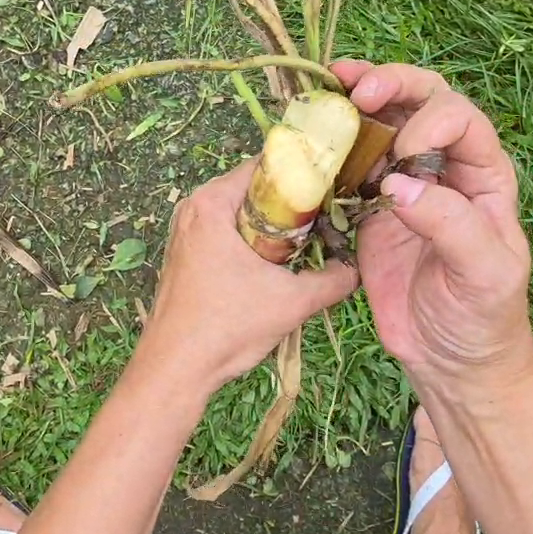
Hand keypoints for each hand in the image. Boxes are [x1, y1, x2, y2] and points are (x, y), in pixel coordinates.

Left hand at [134, 159, 358, 394]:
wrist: (175, 366)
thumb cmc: (228, 326)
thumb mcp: (291, 301)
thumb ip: (333, 280)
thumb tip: (356, 270)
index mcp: (211, 203)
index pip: (263, 167)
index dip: (300, 176)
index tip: (331, 191)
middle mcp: (192, 208)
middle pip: (251, 189)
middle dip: (287, 204)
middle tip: (322, 222)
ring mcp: (183, 230)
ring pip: (237, 213)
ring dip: (268, 226)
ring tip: (302, 246)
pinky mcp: (183, 253)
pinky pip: (222, 231)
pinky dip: (247, 240)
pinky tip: (271, 265)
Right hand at [332, 60, 532, 394]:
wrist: (446, 358)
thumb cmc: (480, 318)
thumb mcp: (484, 275)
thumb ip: (451, 224)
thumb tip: (396, 182)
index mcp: (485, 178)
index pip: (464, 121)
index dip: (432, 123)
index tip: (404, 154)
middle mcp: (444, 168)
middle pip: (426, 100)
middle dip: (395, 83)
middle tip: (360, 90)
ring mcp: (403, 182)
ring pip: (386, 118)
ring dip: (360, 94)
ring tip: (332, 81)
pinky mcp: (366, 203)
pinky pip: (350, 158)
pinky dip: (332, 135)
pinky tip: (314, 121)